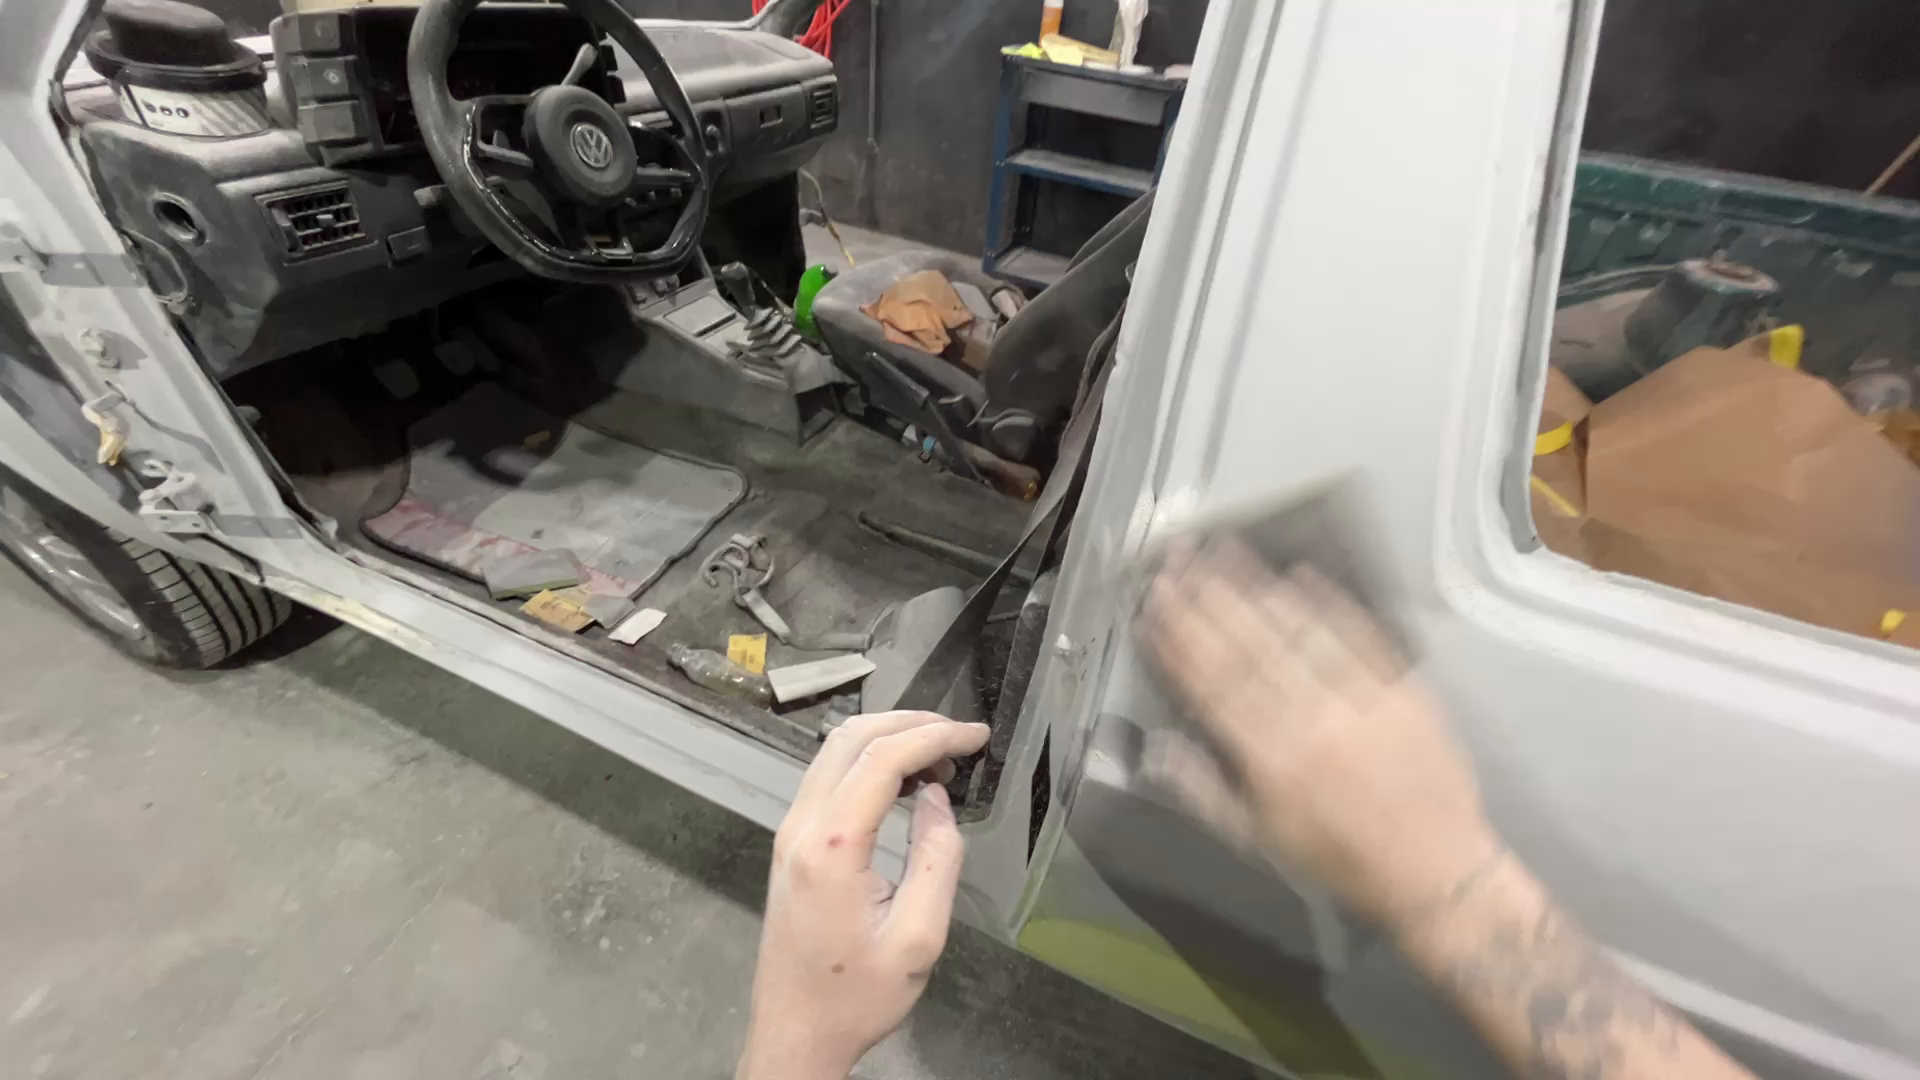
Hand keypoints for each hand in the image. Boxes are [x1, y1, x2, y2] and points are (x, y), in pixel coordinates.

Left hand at [738, 712, 990, 1079]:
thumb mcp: (919, 937)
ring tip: (940, 757)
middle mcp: (803, 822)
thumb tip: (935, 797)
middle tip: (960, 739)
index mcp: (832, 844)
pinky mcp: (792, 837)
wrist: (794, 1033)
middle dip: (913, 724)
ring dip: (891, 737)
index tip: (977, 736)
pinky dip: (871, 758)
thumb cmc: (858, 994)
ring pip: (838, 748)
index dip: (936, 735)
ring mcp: (791, 826)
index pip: (883, 757)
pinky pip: (831, 773)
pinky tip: (905, 780)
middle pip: (855, 737)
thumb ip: (937, 857)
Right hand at [1137, 538, 1499, 928]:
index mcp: (1271, 762)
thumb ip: (1200, 789)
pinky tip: (1297, 573)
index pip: (1212, 686)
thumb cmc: (1335, 855)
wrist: (1439, 874)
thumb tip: (1156, 744)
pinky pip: (1360, 638)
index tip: (1154, 606)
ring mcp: (1361, 703)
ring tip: (1223, 550)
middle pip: (1247, 648)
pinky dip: (1327, 602)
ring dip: (1255, 587)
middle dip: (1205, 599)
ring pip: (1297, 634)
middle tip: (1178, 560)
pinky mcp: (1405, 692)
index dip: (1178, 641)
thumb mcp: (1256, 837)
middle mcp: (1312, 724)